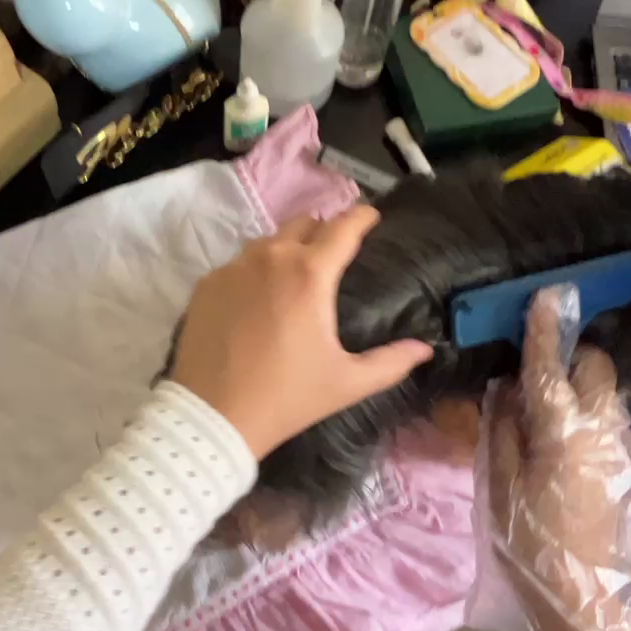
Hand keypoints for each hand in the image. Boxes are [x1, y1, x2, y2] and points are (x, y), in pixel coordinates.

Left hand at [168, 206, 433, 458]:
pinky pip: (237, 264)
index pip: (342, 227)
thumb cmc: (285, 397)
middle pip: (302, 224)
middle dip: (322, 231)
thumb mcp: (346, 383)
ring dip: (285, 249)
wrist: (212, 415)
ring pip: (266, 241)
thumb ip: (390, 362)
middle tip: (332, 253)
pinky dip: (253, 272)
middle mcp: (270, 258)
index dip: (361, 217)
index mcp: (309, 274)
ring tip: (293, 276)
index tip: (371, 216)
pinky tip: (257, 299)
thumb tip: (424, 348)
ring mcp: (233, 267)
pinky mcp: (206, 283)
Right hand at [483, 286, 630, 630]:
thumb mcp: (498, 485)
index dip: (545, 329)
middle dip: (571, 350)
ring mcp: (621, 448)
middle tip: (533, 354)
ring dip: (577, 377)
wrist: (585, 608)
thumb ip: (502, 428)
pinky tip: (554, 422)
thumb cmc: (529, 544)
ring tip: (537, 389)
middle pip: (596, 367)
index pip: (551, 368)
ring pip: (605, 390)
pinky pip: (606, 414)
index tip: (547, 293)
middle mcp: (603, 431)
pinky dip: (584, 402)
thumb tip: (503, 385)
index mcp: (564, 434)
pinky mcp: (625, 464)